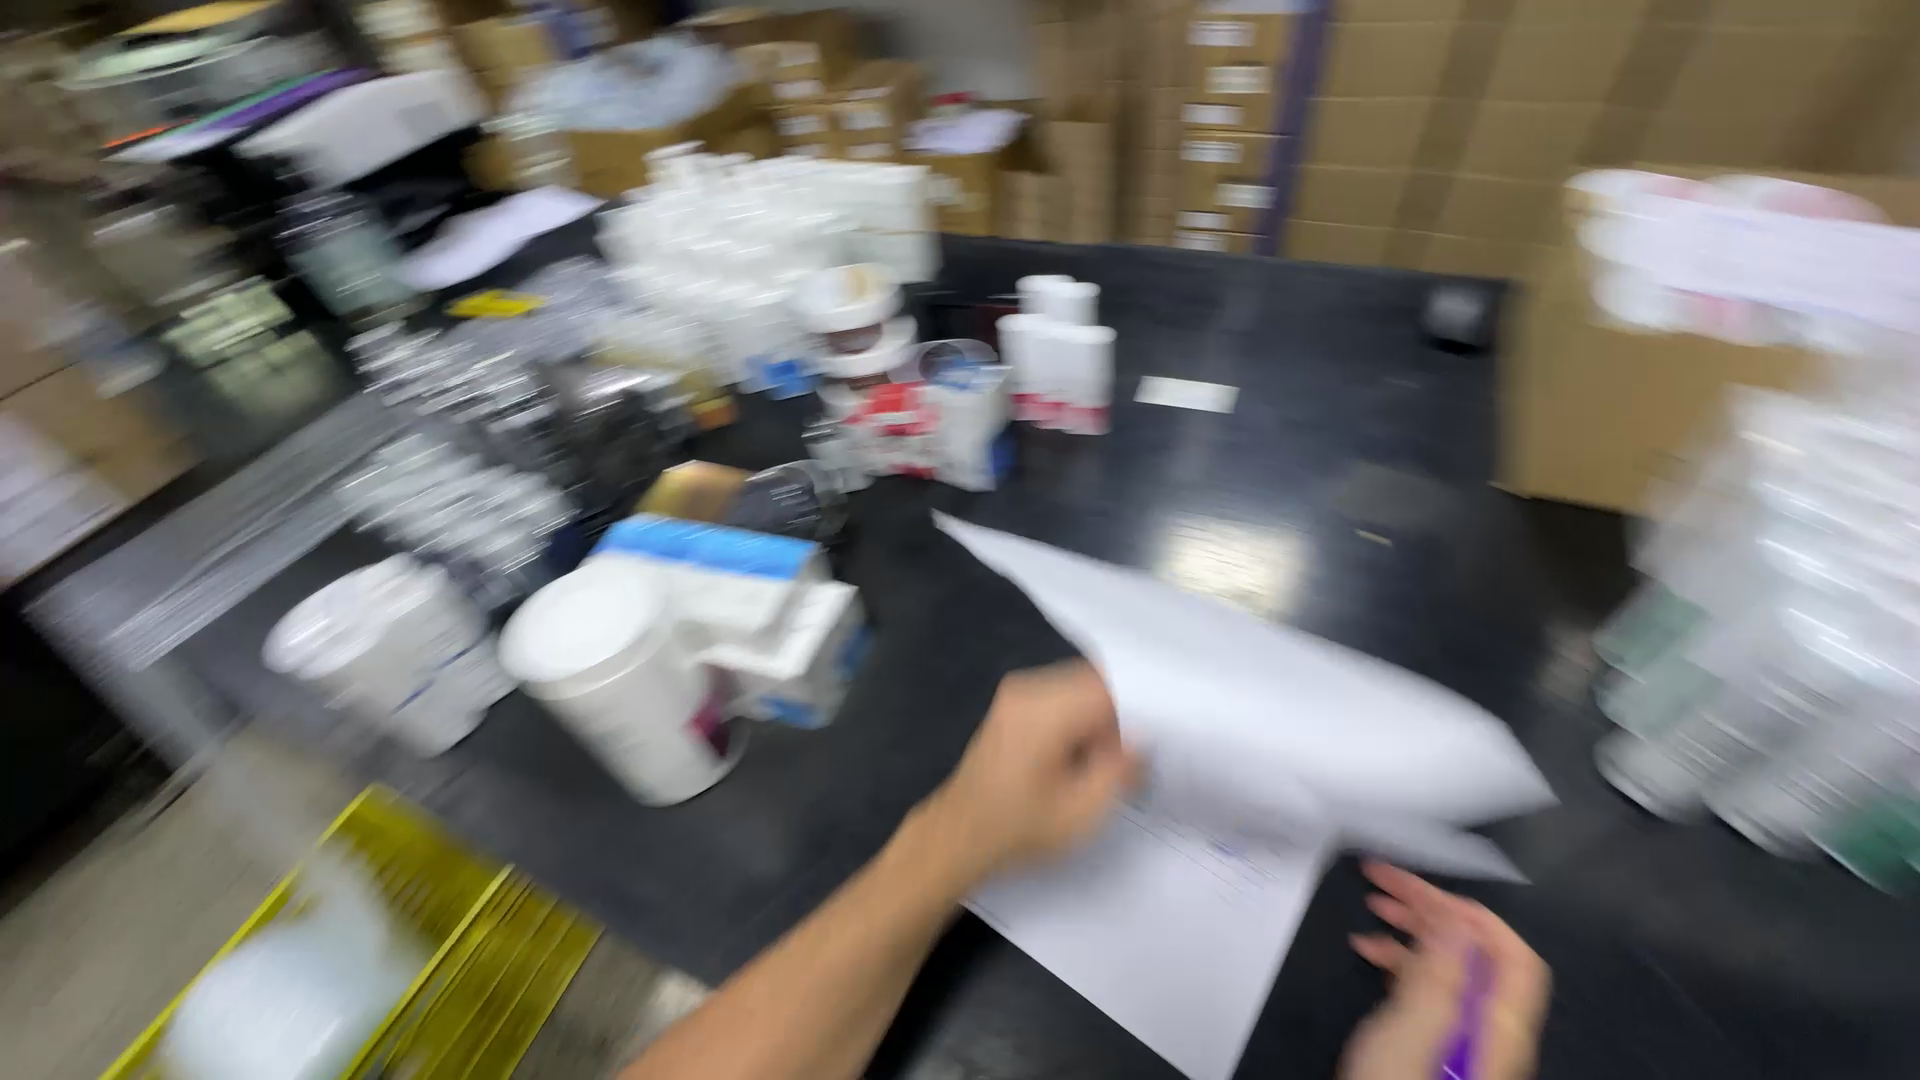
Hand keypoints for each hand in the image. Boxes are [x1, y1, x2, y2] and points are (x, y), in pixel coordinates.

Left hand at [900, 661, 1140, 891]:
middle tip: (1131, 753)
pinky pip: (1061, 698)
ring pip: (1079, 688)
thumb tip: (1144, 738)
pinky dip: (1078, 719)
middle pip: (1093, 680)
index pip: (1108, 684)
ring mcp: (1017, 693)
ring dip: (1098, 718)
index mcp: (1044, 708)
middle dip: (1118, 713)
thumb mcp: (1082, 811)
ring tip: (1104, 759)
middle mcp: (1028, 688)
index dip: (1139, 705)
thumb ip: (1120, 768)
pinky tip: (1081, 754)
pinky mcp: (1013, 705)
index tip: (1158, 733)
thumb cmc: (1019, 826)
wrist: (959, 834)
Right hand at [1340, 862, 1549, 1079]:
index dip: (1470, 914)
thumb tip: (1457, 920)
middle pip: (1477, 954)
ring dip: (1414, 929)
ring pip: (1451, 966)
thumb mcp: (1412, 1029)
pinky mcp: (1438, 1045)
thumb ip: (1440, 974)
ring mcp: (1465, 1038)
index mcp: (1498, 1026)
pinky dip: (1400, 959)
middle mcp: (1491, 1030)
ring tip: (1373, 907)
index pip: (1510, 955)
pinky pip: (1428, 987)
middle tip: (1380, 880)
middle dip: (1432, 909)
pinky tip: (1367, 951)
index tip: (1415, 888)